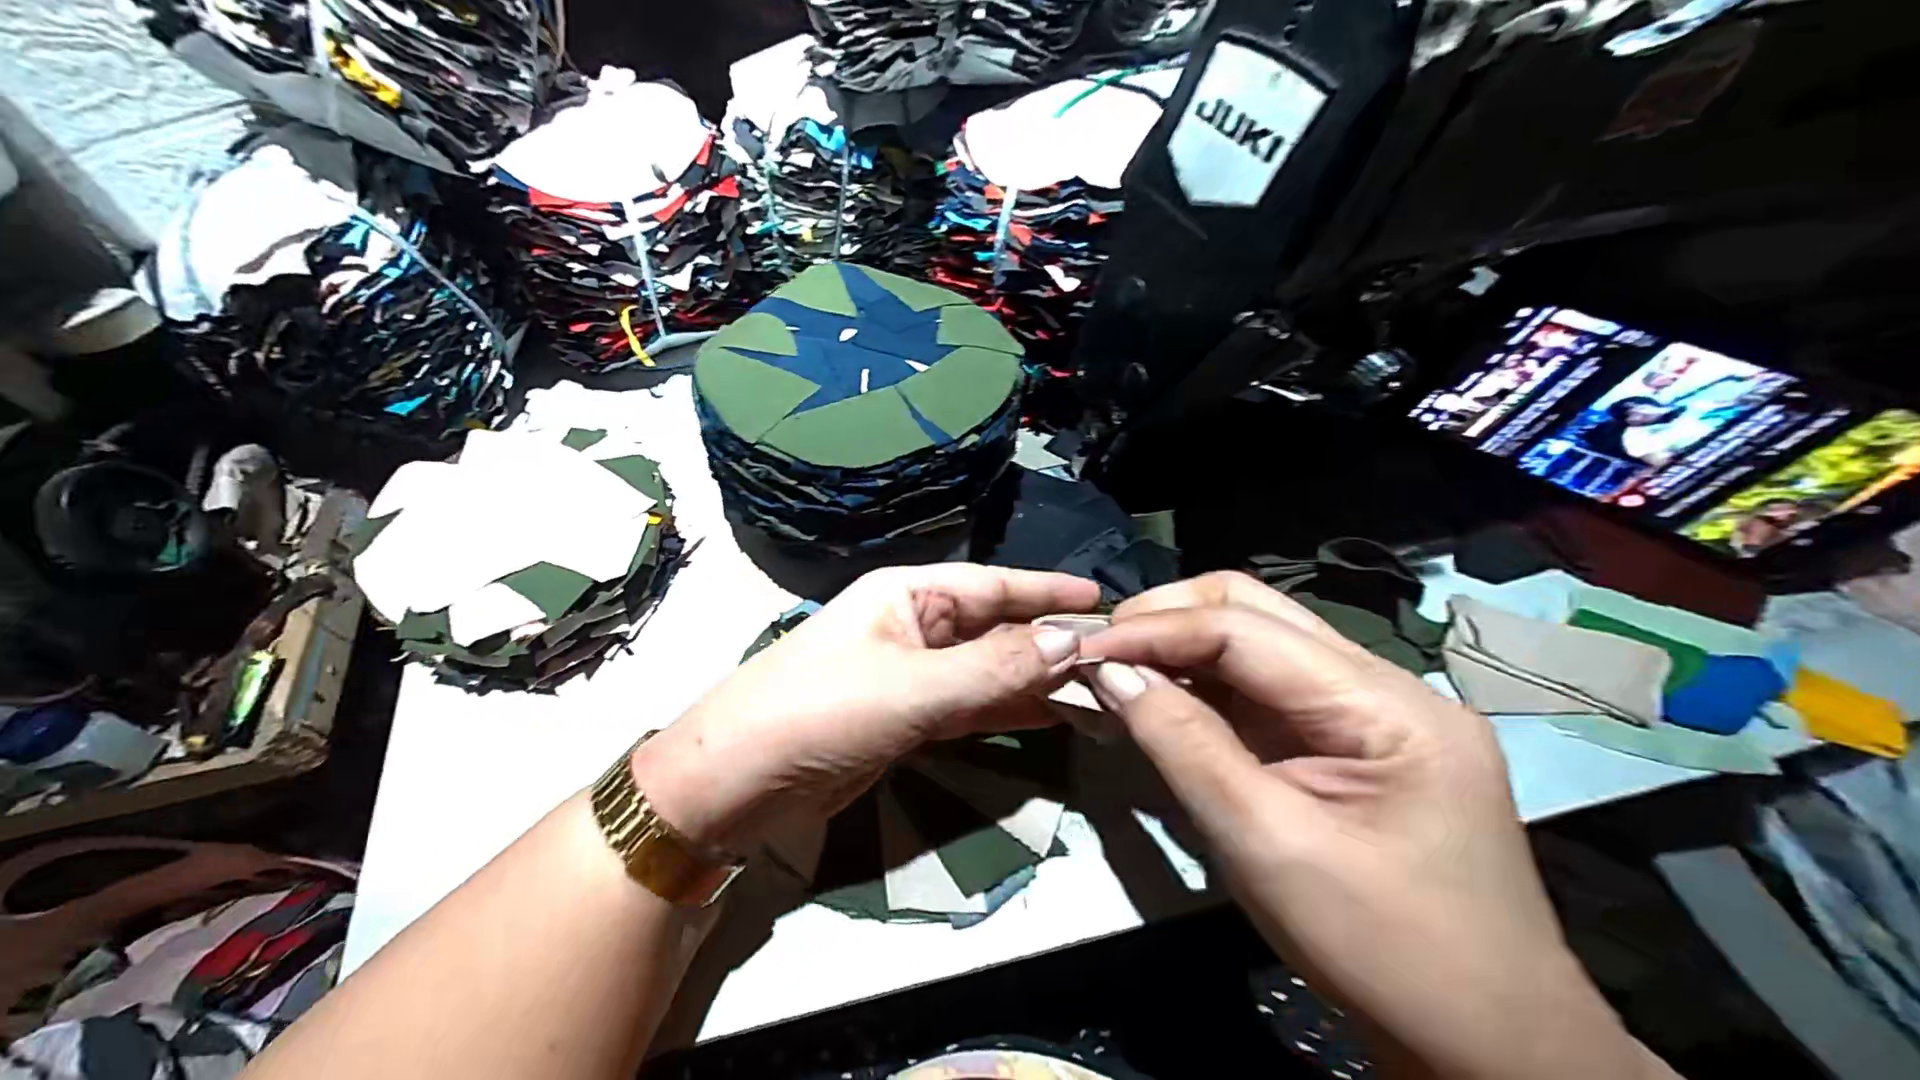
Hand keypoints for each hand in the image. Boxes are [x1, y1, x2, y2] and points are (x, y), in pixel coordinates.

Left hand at [632, 564, 1099, 851]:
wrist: (734, 785)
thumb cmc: (818, 712)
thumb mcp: (909, 687)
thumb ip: (991, 668)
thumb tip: (1070, 642)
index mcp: (907, 595)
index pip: (992, 585)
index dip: (1046, 590)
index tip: (1101, 598)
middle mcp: (913, 626)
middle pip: (996, 629)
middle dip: (1050, 643)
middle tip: (1116, 660)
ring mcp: (912, 675)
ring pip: (988, 671)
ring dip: (1037, 683)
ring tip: (1097, 694)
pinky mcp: (908, 719)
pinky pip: (971, 707)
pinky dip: (1007, 712)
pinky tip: (1049, 717)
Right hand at [1079, 572, 1668, 1079]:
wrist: (1483, 1044)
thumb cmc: (1381, 950)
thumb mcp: (1265, 844)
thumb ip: (1184, 744)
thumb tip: (1111, 674)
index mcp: (1385, 704)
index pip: (1245, 629)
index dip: (1155, 631)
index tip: (1085, 651)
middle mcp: (1382, 685)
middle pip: (1255, 611)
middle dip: (1167, 620)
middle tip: (1102, 652)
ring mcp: (1367, 709)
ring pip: (1255, 641)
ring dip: (1181, 648)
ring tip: (1119, 671)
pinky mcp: (1346, 737)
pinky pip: (1262, 687)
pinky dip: (1203, 684)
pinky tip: (1162, 698)